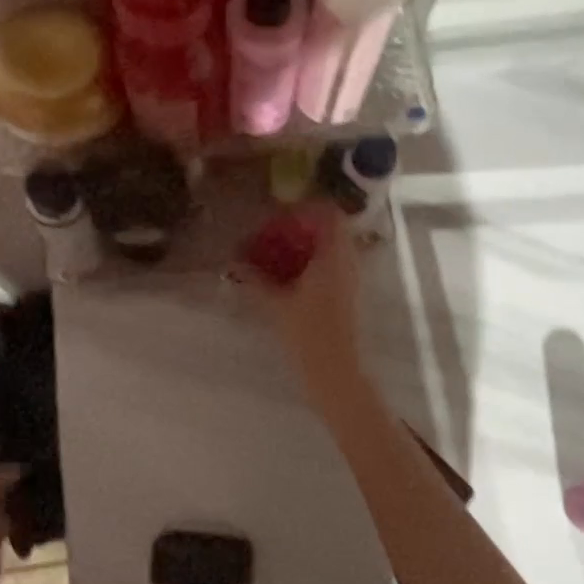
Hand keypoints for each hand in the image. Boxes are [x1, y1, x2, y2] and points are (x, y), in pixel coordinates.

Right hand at [256, 206, 364, 402]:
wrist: (335, 373)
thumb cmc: (308, 334)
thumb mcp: (276, 304)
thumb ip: (254, 278)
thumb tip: (232, 262)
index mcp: (334, 254)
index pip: (328, 213)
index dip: (304, 210)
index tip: (278, 219)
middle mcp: (348, 260)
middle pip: (328, 229)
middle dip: (299, 230)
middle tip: (271, 239)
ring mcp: (351, 278)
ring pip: (330, 248)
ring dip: (304, 248)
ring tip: (275, 259)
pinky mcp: (348, 294)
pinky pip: (331, 266)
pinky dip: (311, 264)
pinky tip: (286, 280)